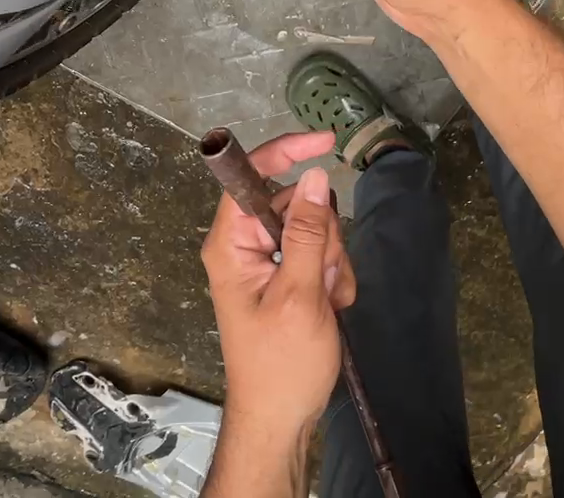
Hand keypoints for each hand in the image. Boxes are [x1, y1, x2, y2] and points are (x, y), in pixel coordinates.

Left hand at [200, 132, 355, 462]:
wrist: (280, 422)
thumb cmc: (282, 365)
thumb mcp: (300, 295)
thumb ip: (309, 233)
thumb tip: (315, 176)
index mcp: (230, 243)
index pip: (251, 175)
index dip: (287, 151)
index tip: (326, 142)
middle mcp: (242, 244)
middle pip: (292, 201)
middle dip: (323, 233)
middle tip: (327, 276)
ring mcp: (263, 260)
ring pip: (311, 226)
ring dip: (331, 259)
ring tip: (329, 300)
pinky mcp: (282, 276)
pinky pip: (316, 252)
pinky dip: (332, 274)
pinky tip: (332, 306)